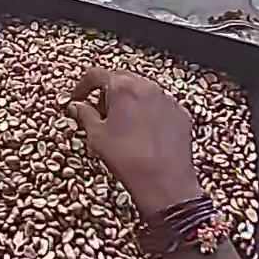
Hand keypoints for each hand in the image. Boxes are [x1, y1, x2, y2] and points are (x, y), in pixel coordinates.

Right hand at [68, 68, 199, 215]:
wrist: (165, 183)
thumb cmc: (127, 158)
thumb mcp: (97, 136)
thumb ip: (85, 114)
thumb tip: (77, 106)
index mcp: (123, 87)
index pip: (96, 75)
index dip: (83, 86)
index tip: (77, 98)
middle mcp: (147, 86)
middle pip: (121, 79)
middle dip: (107, 91)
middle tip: (98, 111)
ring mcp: (167, 100)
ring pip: (142, 90)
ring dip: (128, 100)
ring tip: (120, 123)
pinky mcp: (181, 115)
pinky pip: (159, 105)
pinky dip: (147, 111)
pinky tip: (142, 132)